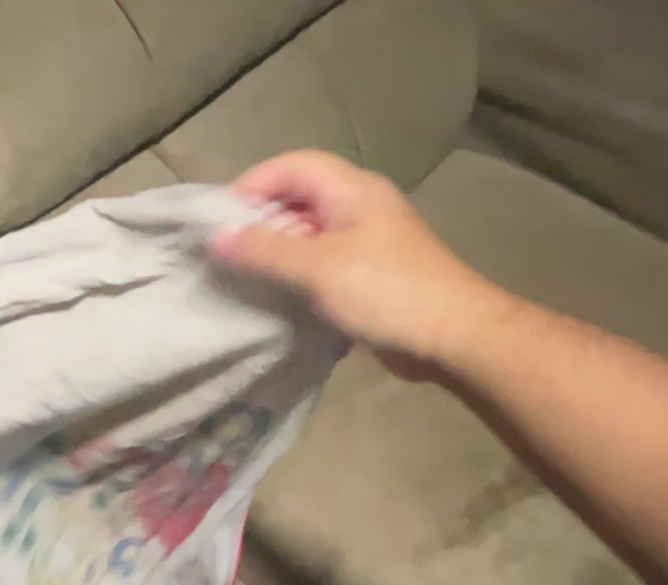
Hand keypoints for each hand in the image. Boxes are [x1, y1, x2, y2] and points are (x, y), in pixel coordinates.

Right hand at [210, 151, 518, 372]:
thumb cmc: (386, 292)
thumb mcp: (318, 268)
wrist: (451, 336)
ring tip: (243, 276)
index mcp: (352, 190)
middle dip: (259, 219)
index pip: (293, 166)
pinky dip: (294, 275)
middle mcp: (359, 208)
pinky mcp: (366, 276)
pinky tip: (276, 297)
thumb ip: (266, 250)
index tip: (219, 219)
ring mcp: (365, 242)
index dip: (253, 184)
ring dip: (275, 251)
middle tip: (225, 251)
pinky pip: (319, 265)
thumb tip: (216, 236)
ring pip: (308, 234)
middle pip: (298, 198)